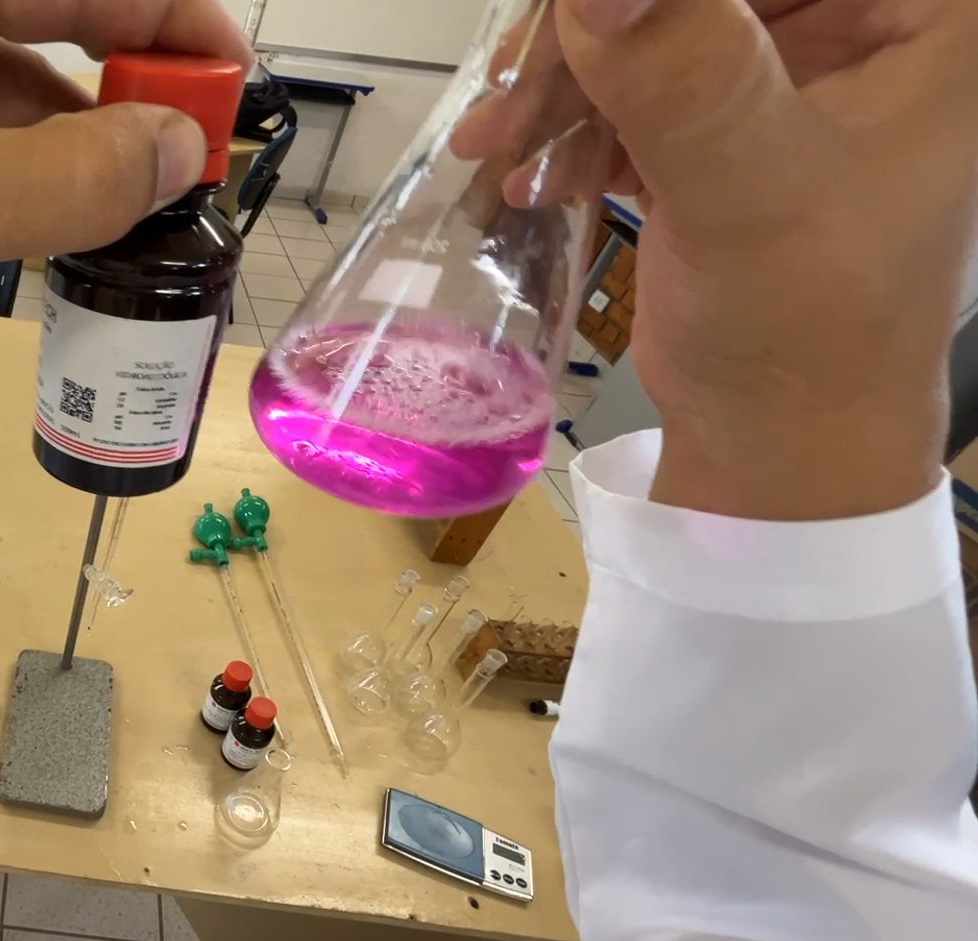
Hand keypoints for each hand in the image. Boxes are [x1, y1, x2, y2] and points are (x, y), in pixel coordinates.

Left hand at [0, 0, 249, 393]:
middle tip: (194, 132)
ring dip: (86, 129)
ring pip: (25, 74)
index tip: (227, 73)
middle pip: (53, 9)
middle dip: (132, 72)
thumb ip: (88, 178)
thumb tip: (189, 151)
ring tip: (141, 184)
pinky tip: (72, 200)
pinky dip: (37, 158)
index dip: (167, 13)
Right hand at [462, 0, 977, 519]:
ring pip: (654, 49)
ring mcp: (782, 87)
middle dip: (592, 44)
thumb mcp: (747, 188)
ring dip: (562, 97)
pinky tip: (527, 182)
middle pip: (696, 2)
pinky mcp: (718, 143)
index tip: (559, 21)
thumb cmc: (800, 314)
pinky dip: (570, 141)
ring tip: (487, 146)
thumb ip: (680, 78)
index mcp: (928, 7)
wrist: (774, 423)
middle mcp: (862, 27)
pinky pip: (631, 111)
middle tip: (504, 87)